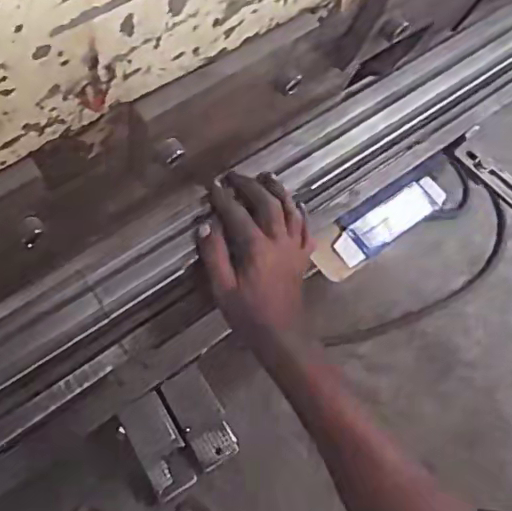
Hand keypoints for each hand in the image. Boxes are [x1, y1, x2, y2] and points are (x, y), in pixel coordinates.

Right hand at [199, 173, 313, 346]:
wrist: (282, 334)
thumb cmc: (248, 315)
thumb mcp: (222, 289)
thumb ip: (214, 255)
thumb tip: (206, 225)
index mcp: (256, 249)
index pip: (237, 214)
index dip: (223, 198)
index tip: (212, 186)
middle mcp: (278, 242)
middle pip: (267, 203)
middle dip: (250, 185)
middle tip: (234, 176)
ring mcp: (294, 248)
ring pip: (290, 210)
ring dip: (277, 190)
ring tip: (266, 176)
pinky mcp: (302, 256)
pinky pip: (305, 228)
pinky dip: (300, 212)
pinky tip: (296, 203)